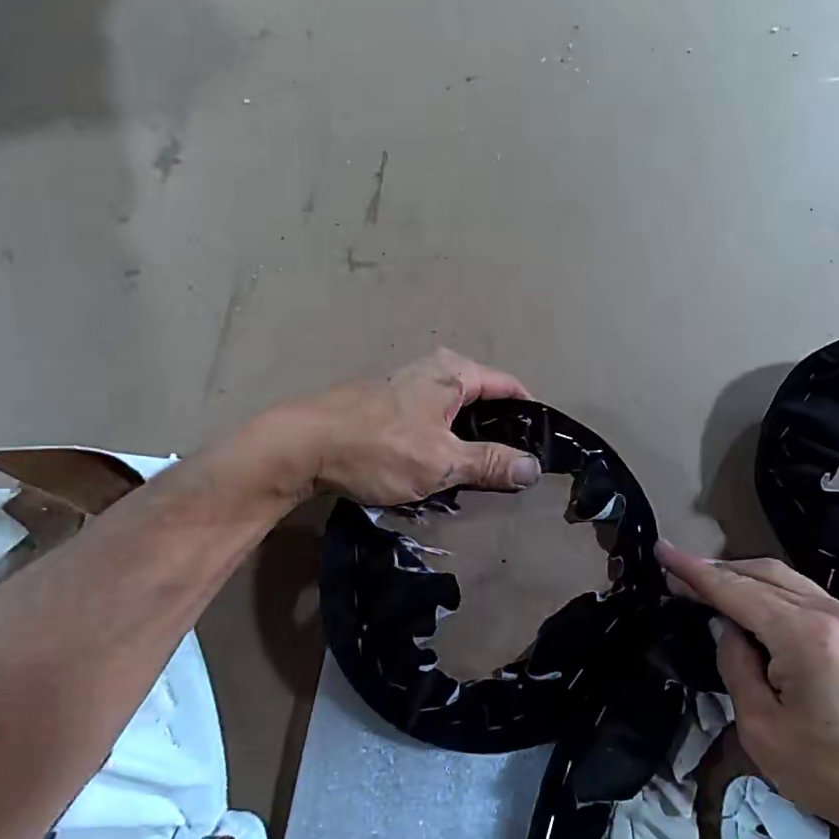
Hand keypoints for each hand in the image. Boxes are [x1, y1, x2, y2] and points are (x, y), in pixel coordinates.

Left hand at [224, 348, 540, 505]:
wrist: (297, 448)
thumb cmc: (377, 448)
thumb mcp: (442, 462)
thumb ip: (490, 463)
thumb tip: (533, 468)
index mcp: (454, 372)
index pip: (510, 386)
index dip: (530, 414)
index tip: (541, 445)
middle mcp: (432, 369)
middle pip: (483, 398)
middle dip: (500, 429)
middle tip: (511, 464)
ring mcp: (405, 383)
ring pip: (455, 410)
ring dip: (469, 436)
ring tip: (477, 469)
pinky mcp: (385, 403)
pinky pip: (431, 417)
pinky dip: (444, 436)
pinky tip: (438, 462)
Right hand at [656, 541, 838, 838]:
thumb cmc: (833, 774)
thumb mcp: (763, 730)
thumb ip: (738, 667)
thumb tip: (729, 630)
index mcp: (803, 633)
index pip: (736, 589)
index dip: (694, 571)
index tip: (663, 550)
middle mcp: (832, 612)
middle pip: (764, 573)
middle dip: (720, 571)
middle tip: (680, 577)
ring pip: (789, 582)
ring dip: (748, 581)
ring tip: (713, 592)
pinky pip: (810, 599)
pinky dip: (776, 596)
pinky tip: (760, 614)